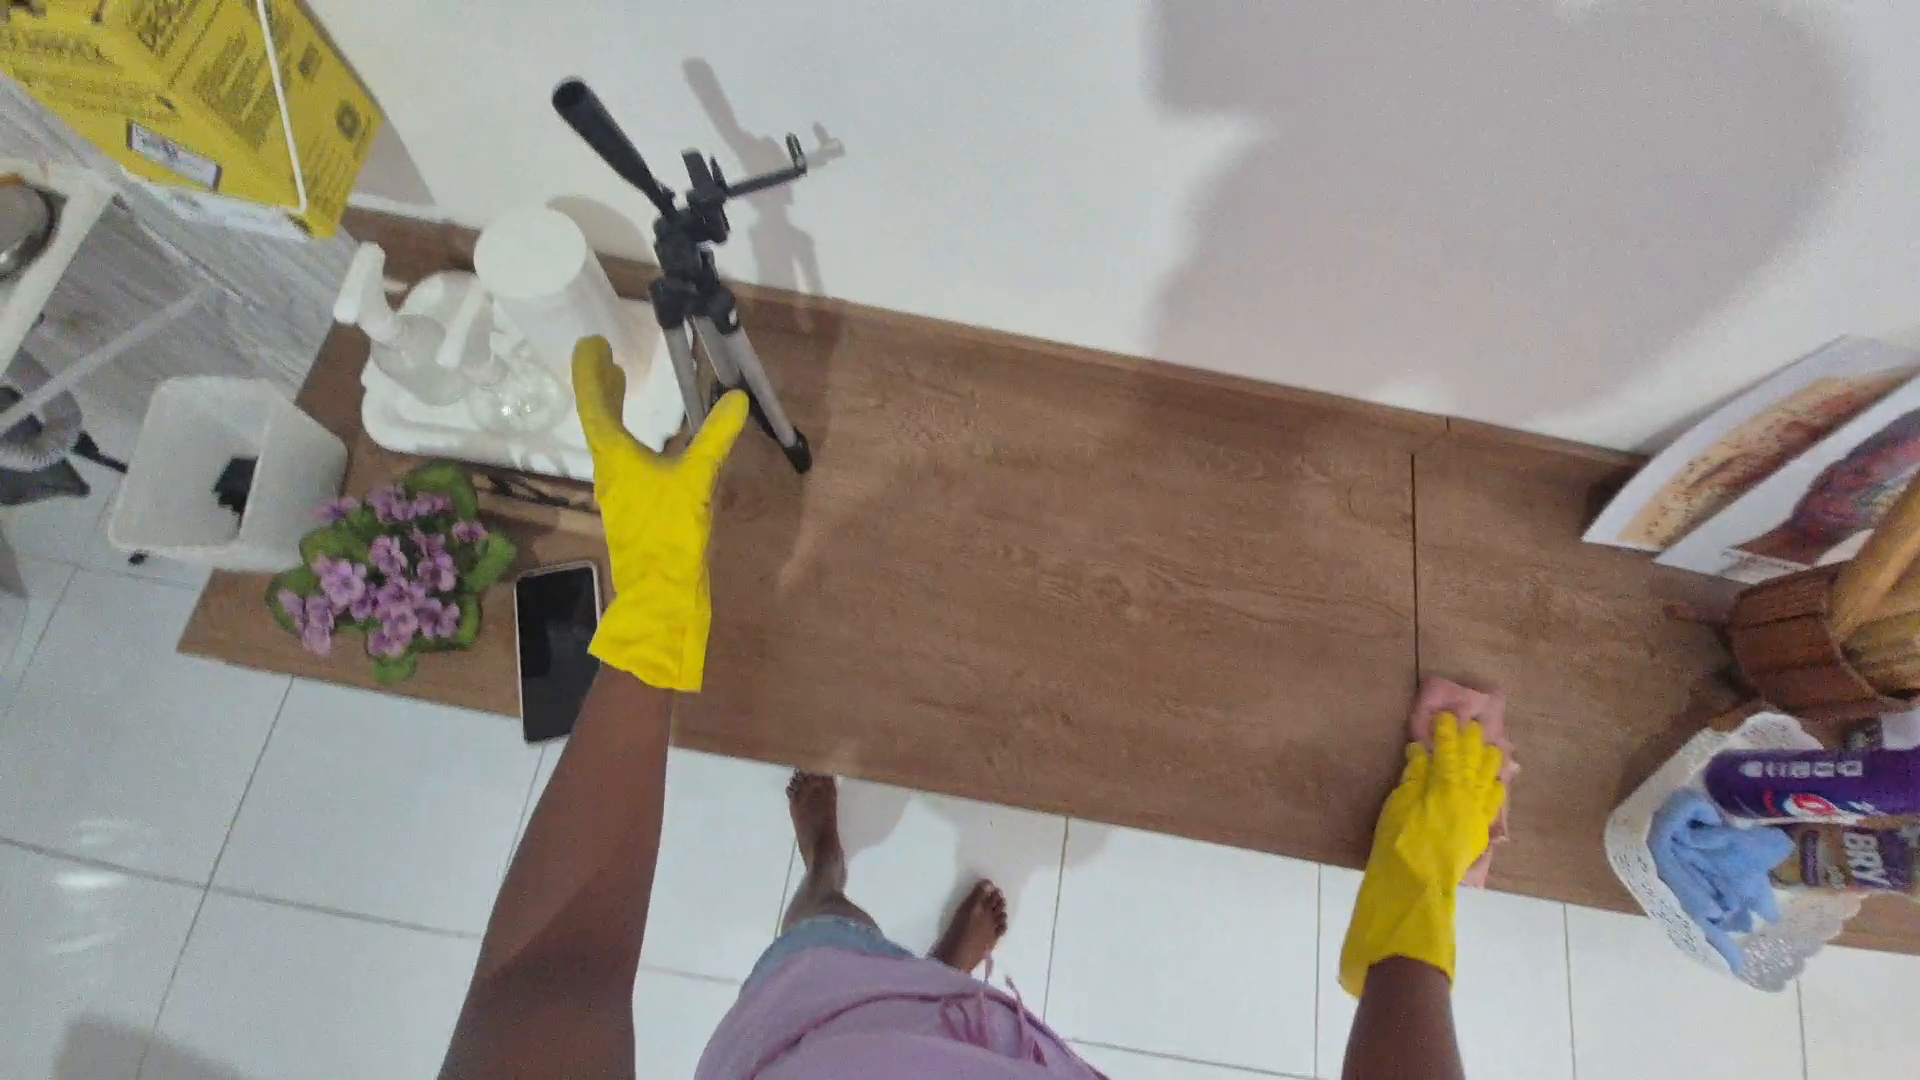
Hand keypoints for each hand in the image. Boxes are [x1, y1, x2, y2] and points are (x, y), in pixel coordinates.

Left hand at [573, 336, 748, 690]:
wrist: (660, 591)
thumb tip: (736, 398)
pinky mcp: (634, 507)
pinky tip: (650, 444)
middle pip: (597, 419)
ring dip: (614, 411)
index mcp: (614, 458)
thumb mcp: (696, 482)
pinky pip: (624, 459)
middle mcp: (609, 471)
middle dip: (602, 387)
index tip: (593, 344)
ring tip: (624, 389)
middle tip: (610, 361)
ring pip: (609, 440)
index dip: (591, 371)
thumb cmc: (669, 535)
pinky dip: (631, 438)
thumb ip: (715, 440)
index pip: (593, 404)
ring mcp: (619, 491)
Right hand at [1338, 712, 1505, 996]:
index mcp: (1446, 785)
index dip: (1447, 732)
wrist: (1415, 881)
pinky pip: (1492, 804)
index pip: (1449, 751)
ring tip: (1493, 745)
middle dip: (1472, 742)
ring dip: (1489, 762)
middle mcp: (1468, 797)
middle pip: (1473, 763)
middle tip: (1472, 723)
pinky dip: (1495, 788)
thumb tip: (1423, 751)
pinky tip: (1498, 781)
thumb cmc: (1399, 837)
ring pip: (1488, 781)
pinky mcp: (1477, 832)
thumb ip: (1414, 775)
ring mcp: (1476, 816)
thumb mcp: (1399, 800)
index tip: (1445, 715)